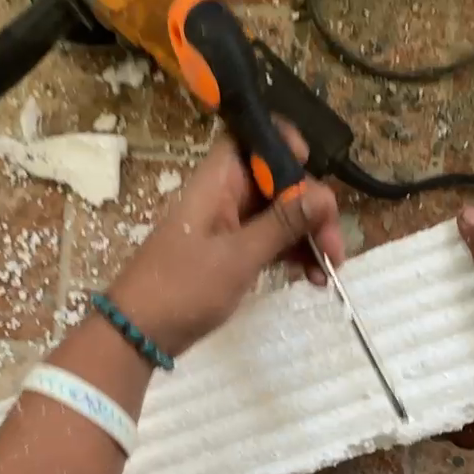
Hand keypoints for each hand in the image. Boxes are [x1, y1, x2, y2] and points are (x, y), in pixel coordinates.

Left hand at [108, 124, 342, 355]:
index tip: (314, 177)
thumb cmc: (183, 287)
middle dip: (312, 210)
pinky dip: (292, 255)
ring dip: (308, 237)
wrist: (139, 332)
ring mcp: (229, 224)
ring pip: (280, 215)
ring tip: (329, 271)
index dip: (287, 148)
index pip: (256, 140)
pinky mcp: (231, 253)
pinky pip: (270, 242)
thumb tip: (325, 195)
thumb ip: (282, 225)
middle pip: (279, 182)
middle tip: (335, 249)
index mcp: (218, 181)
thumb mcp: (238, 257)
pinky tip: (313, 278)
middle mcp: (225, 194)